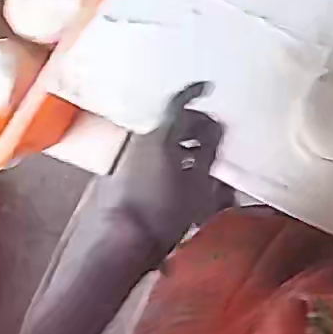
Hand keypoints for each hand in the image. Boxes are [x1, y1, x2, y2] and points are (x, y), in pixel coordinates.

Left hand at [109, 82, 226, 258]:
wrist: (115, 246)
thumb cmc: (161, 214)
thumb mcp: (197, 183)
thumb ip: (209, 151)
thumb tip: (217, 129)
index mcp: (158, 137)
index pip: (179, 103)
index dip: (195, 92)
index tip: (208, 88)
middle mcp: (138, 141)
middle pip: (172, 123)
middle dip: (196, 126)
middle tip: (215, 138)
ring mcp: (126, 159)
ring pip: (162, 141)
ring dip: (183, 145)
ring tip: (203, 162)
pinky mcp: (120, 177)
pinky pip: (151, 157)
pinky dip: (169, 159)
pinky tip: (181, 180)